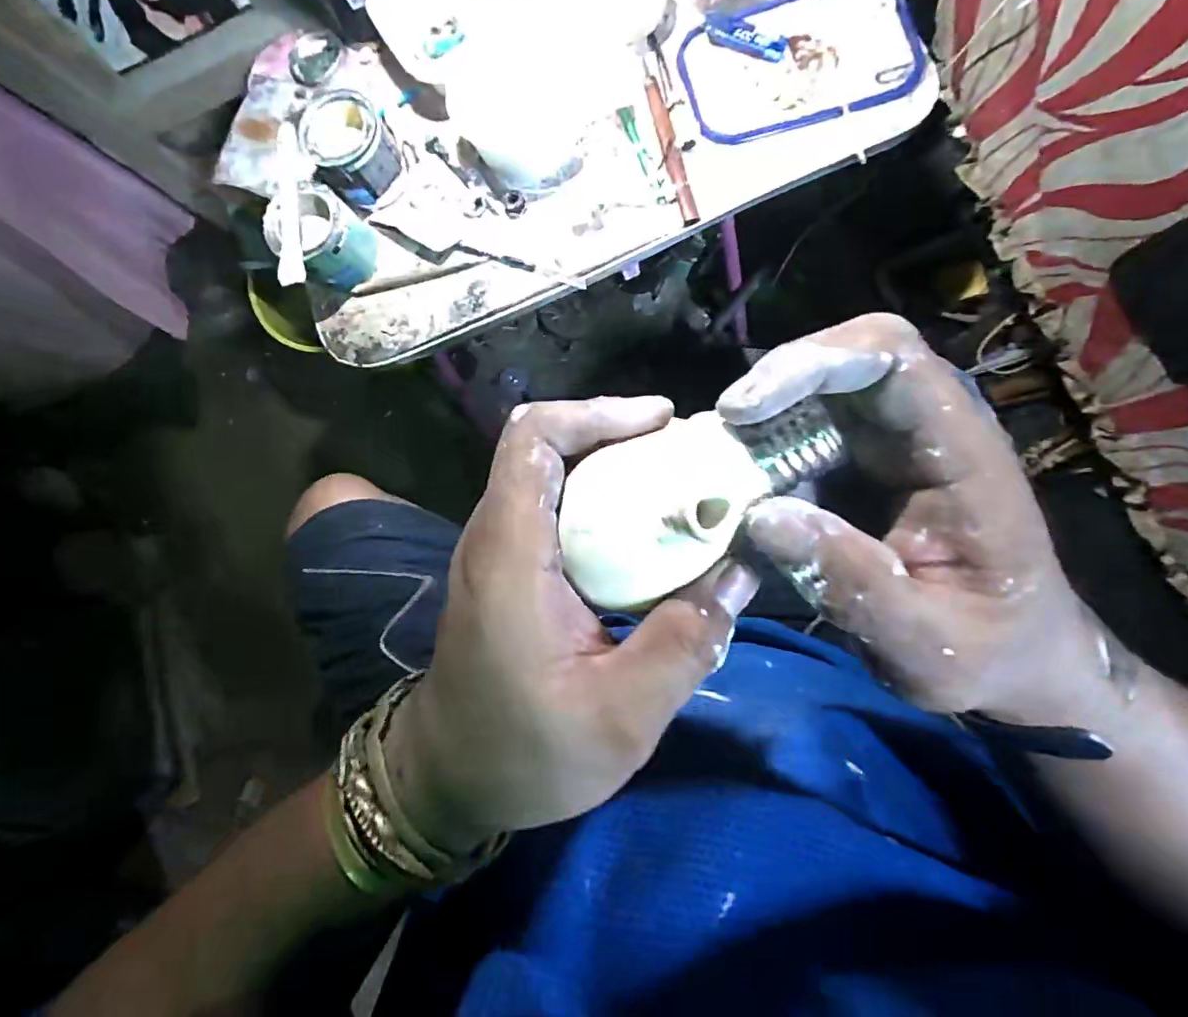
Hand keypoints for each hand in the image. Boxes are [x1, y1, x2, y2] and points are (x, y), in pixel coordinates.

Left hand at [386, 398, 760, 853]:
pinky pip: (551, 514)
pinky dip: (598, 507)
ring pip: (548, 478)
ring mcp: (493, 553)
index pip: (532, 439)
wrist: (448, 774)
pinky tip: (647, 537)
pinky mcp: (503, 573)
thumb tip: (738, 575)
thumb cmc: (523, 754)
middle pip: (545, 449)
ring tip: (681, 487)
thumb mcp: (620, 717)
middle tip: (690, 455)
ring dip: (610, 471)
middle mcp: (492, 537)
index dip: (595, 413)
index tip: (661, 422)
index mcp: (509, 554)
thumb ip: (683, 644)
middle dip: (617, 437)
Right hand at [718, 313, 1120, 723]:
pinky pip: (791, 442)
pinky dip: (751, 458)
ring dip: (753, 426)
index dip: (813, 364)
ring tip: (708, 470)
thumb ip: (851, 581)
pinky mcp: (848, 473)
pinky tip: (724, 495)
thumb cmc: (990, 655)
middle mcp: (917, 436)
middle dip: (771, 385)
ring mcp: (880, 451)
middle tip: (717, 430)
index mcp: (959, 456)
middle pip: (843, 360)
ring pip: (808, 398)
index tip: (742, 411)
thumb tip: (759, 515)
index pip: (893, 363)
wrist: (1014, 666)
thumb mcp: (923, 640)